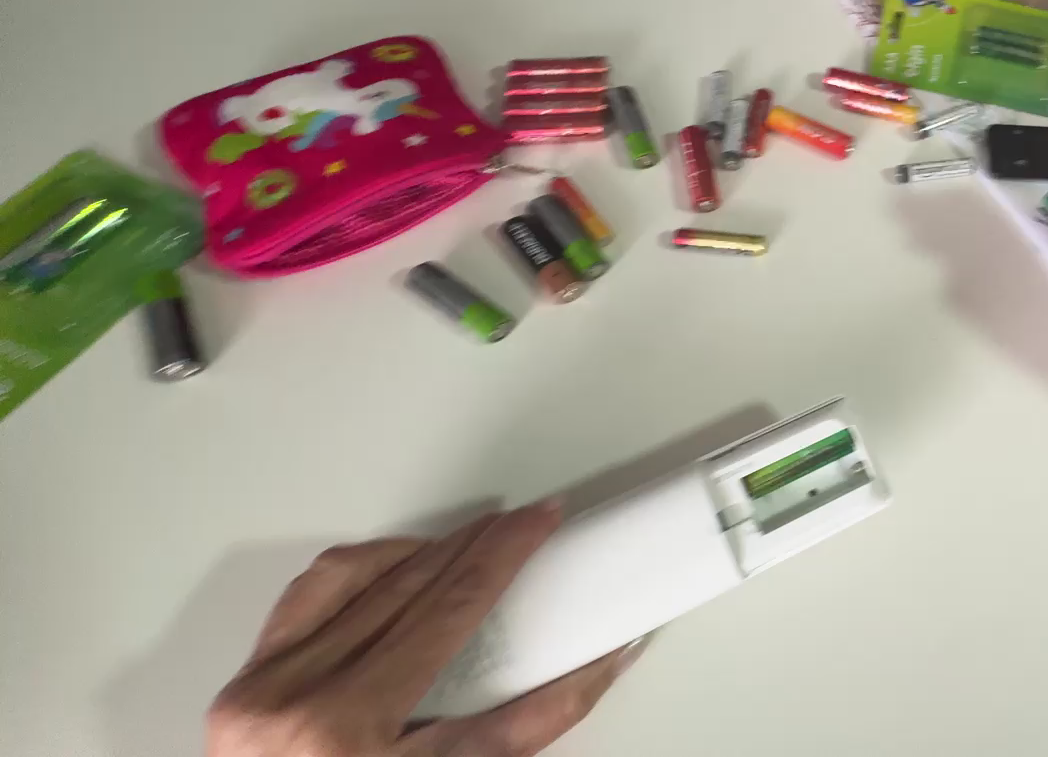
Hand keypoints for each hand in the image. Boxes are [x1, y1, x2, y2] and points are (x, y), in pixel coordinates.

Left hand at [207, 502, 638, 756]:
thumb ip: (539, 719)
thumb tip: (613, 655)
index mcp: (347, 725)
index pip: (453, 606)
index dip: (506, 552)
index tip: (545, 515)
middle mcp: (294, 696)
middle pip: (417, 582)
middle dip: (483, 540)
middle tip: (530, 518)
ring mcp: (258, 686)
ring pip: (364, 571)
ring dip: (432, 547)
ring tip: (475, 542)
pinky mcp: (242, 678)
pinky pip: (315, 589)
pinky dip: (369, 564)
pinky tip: (407, 563)